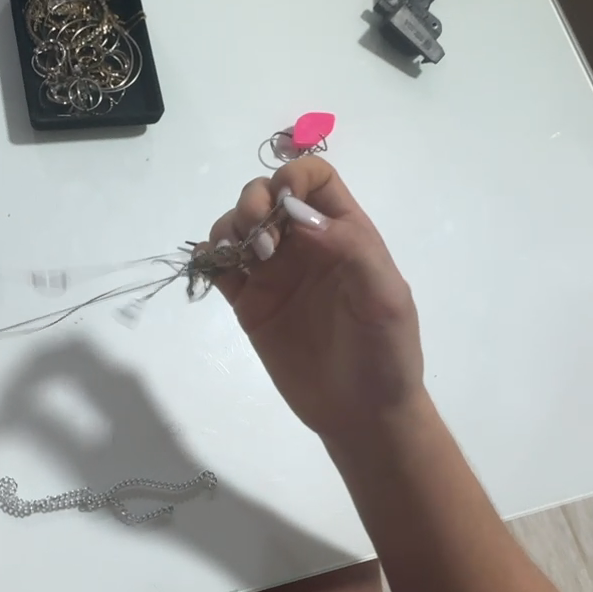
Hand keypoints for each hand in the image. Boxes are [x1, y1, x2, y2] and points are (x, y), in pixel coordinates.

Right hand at [207, 157, 425, 443]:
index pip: (315, 180)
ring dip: (228, 229)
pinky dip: (208, 258)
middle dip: (252, 202)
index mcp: (344, 234)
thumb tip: (299, 217)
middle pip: (266, 195)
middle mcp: (305, 246)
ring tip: (239, 260)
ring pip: (236, 227)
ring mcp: (272, 275)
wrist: (360, 413)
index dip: (294, 178)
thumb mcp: (384, 299)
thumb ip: (349, 249)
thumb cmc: (384, 355)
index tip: (283, 209)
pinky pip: (219, 268)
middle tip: (259, 244)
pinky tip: (214, 268)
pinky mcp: (248, 304)